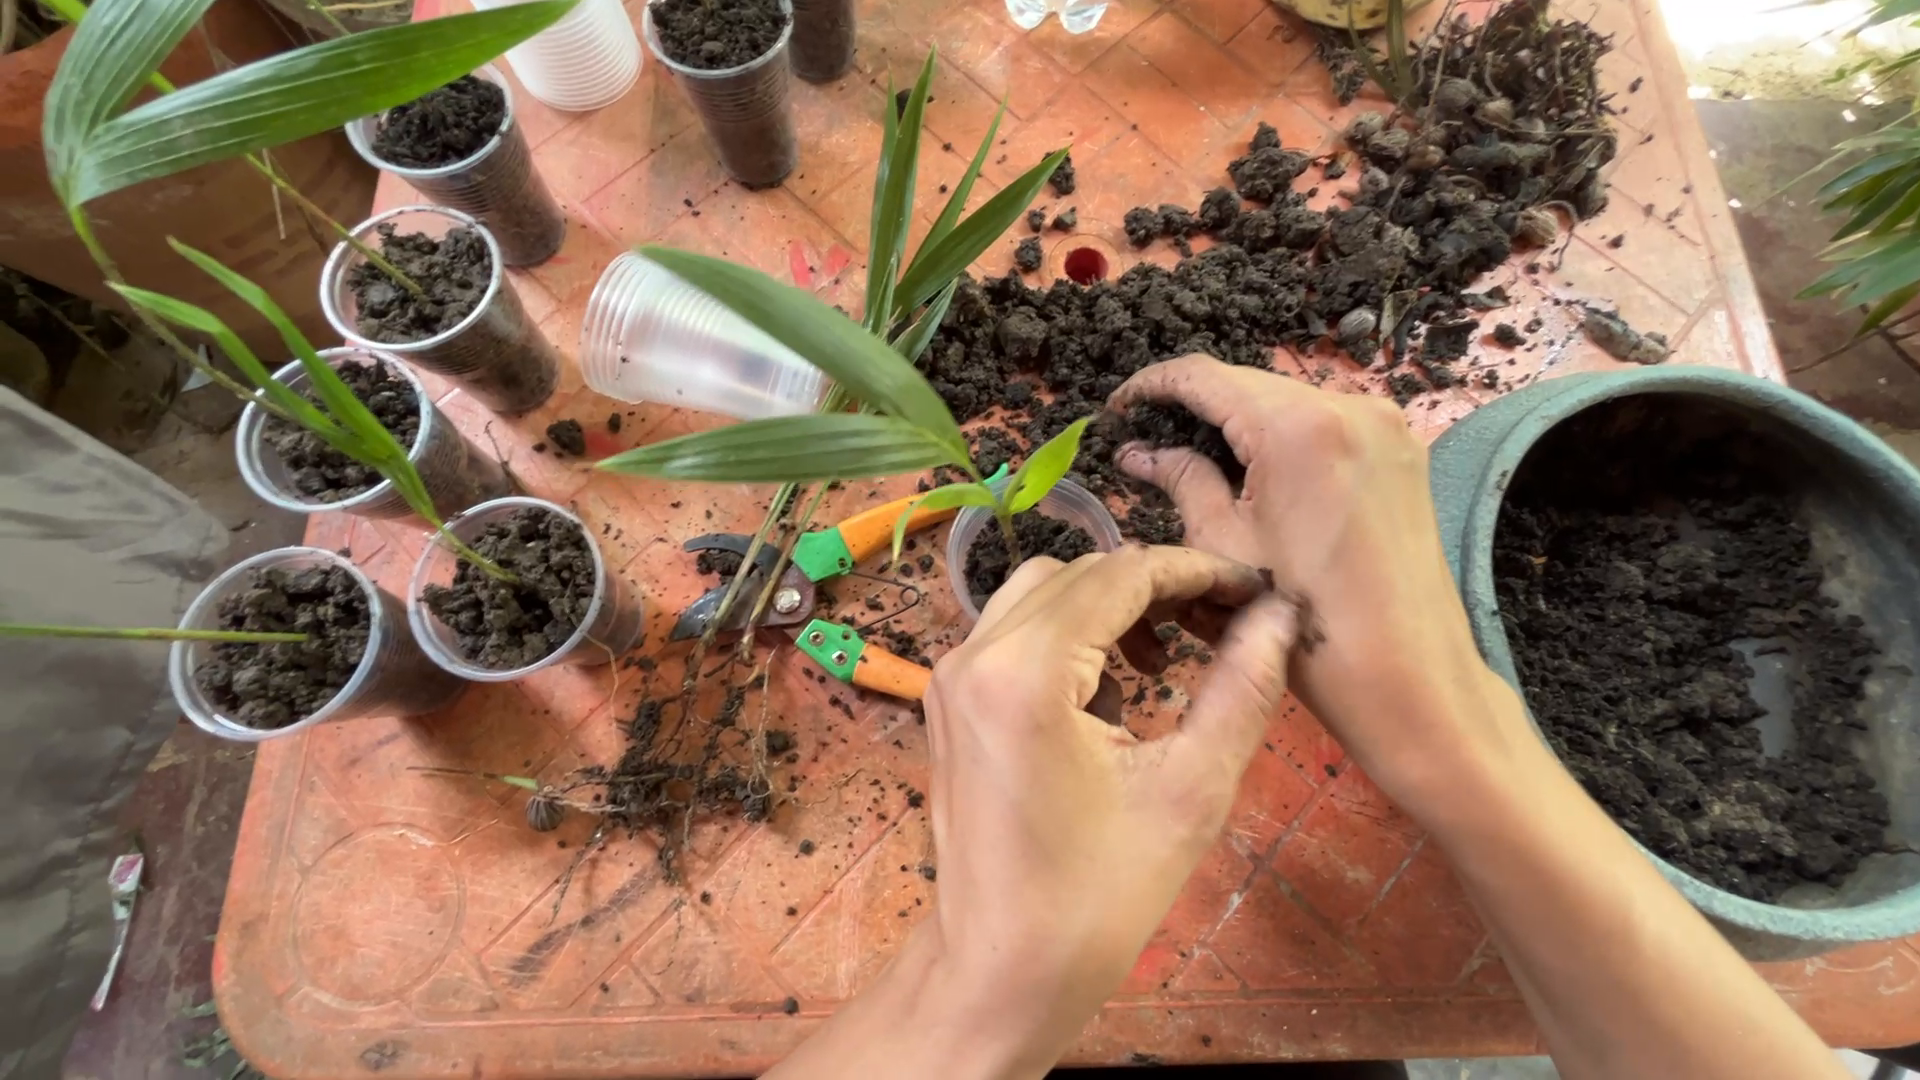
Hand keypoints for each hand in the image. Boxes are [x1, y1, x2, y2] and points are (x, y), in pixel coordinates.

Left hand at [915, 546, 1301, 1074]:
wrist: (999, 968)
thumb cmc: (1098, 896)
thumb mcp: (1190, 790)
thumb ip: (1241, 688)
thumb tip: (1277, 615)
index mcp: (1023, 671)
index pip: (1118, 575)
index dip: (1192, 570)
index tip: (1248, 587)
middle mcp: (974, 654)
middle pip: (1077, 575)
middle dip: (1152, 585)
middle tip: (1216, 622)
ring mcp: (951, 673)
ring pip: (1041, 594)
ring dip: (1107, 606)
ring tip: (1162, 659)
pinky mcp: (949, 696)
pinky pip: (1014, 631)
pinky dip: (1067, 634)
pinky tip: (1108, 688)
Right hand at [1109, 355, 1527, 820]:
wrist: (1405, 672)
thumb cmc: (1300, 614)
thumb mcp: (1222, 543)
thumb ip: (1180, 480)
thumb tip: (1138, 453)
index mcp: (1297, 426)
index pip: (1205, 376)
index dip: (1152, 385)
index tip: (1119, 407)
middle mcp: (1349, 405)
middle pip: (1249, 383)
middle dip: (1193, 404)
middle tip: (1150, 439)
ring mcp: (1384, 424)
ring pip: (1286, 400)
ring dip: (1236, 419)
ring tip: (1194, 455)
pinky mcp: (1399, 448)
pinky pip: (1321, 421)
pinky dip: (1278, 434)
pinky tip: (1251, 467)